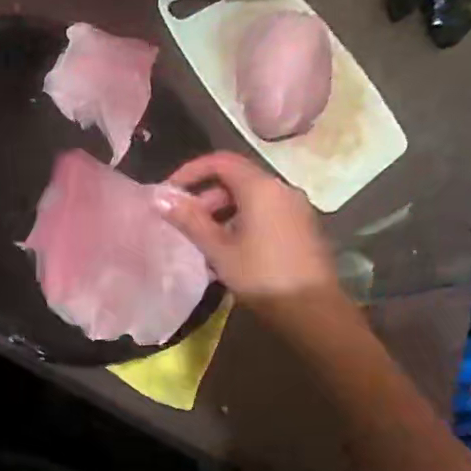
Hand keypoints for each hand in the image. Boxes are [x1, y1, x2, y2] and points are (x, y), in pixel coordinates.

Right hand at [154, 151, 345, 326]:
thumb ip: (189, 219)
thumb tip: (159, 198)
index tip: (168, 193)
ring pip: (248, 197)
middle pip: (235, 179)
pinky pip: (262, 211)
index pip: (220, 162)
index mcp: (261, 188)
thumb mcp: (218, 249)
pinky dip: (238, 220)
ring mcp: (293, 207)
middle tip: (182, 223)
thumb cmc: (260, 275)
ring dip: (219, 211)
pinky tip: (226, 248)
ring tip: (201, 240)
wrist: (311, 308)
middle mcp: (281, 189)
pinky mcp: (299, 226)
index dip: (190, 172)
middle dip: (204, 196)